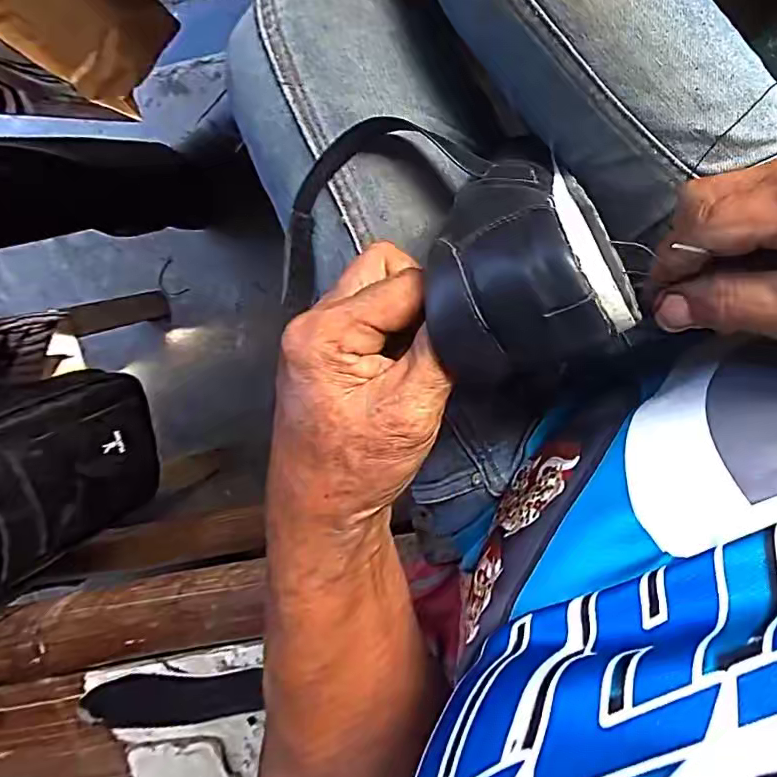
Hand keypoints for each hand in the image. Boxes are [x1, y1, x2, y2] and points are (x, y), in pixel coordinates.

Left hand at [269, 241, 452, 538]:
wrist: (323, 511)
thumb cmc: (359, 468)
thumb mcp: (415, 406)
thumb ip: (441, 346)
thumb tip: (463, 304)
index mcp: (326, 331)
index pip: (406, 281)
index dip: (441, 303)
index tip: (450, 338)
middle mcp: (313, 319)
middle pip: (384, 265)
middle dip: (419, 292)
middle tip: (431, 339)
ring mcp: (318, 330)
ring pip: (379, 282)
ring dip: (407, 308)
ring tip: (415, 353)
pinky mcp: (329, 344)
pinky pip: (373, 308)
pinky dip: (397, 324)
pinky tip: (402, 360)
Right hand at [650, 150, 776, 367]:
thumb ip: (730, 305)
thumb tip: (670, 307)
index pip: (704, 220)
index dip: (673, 266)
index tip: (661, 308)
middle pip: (705, 201)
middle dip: (686, 255)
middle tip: (685, 305)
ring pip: (720, 202)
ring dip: (707, 249)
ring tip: (715, 295)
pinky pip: (747, 207)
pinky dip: (732, 242)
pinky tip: (742, 275)